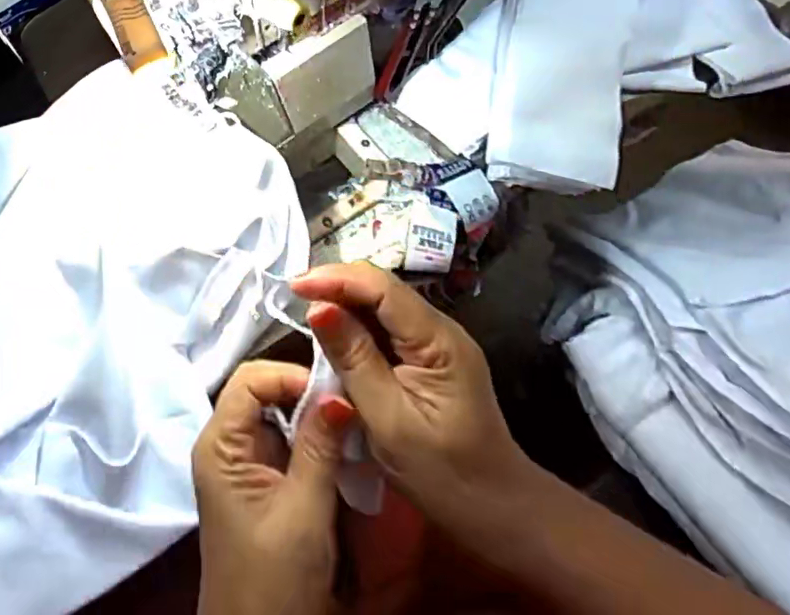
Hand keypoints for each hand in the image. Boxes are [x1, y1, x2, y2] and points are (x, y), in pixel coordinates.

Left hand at [192, 360, 356, 614]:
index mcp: (220, 444)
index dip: (288, 376)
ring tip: (352, 421)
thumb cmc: (273, 581)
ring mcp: (246, 463)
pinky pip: (290, 443)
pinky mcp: (265, 482)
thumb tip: (339, 393)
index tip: (332, 389)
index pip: (249, 380)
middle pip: (264, 393)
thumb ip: (320, 448)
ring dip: (315, 419)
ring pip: (281, 417)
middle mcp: (228, 445)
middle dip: (306, 394)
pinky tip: (343, 447)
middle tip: (349, 403)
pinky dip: (315, 442)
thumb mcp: (303, 511)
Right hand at [290, 263, 531, 540]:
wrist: (495, 510)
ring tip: (305, 308)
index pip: (382, 288)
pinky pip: (386, 324)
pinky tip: (333, 331)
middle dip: (336, 284)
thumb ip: (353, 359)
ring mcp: (436, 340)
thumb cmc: (442, 474)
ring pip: (382, 302)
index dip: (336, 279)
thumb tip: (318, 308)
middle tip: (294, 297)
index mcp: (438, 340)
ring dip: (343, 301)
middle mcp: (440, 328)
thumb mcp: (387, 420)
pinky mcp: (428, 354)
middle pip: (382, 287)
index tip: (294, 286)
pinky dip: (356, 322)